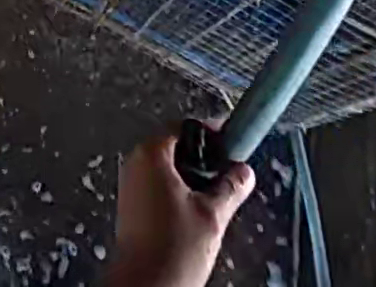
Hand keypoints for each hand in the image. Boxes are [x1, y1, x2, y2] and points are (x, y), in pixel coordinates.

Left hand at [108, 128, 253, 286]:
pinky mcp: (130, 204)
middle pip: (175, 145)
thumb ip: (230, 188)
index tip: (231, 142)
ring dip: (190, 175)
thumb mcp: (211, 216)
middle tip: (227, 171)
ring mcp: (130, 182)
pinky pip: (157, 183)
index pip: (184, 127)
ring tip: (215, 193)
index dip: (210, 132)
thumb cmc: (175, 248)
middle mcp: (136, 160)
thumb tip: (245, 171)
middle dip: (202, 157)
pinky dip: (176, 189)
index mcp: (152, 153)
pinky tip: (194, 209)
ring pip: (166, 166)